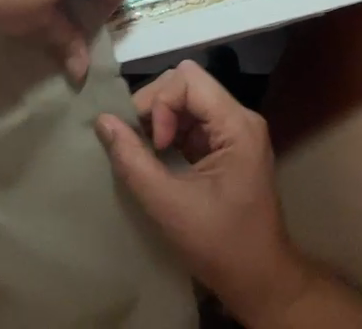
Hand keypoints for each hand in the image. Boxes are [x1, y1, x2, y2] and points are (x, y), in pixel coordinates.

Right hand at [94, 61, 317, 323]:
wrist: (260, 281)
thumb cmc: (220, 245)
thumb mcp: (169, 205)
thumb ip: (133, 160)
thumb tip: (102, 120)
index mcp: (237, 125)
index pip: (188, 79)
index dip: (159, 102)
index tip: (154, 144)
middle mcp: (240, 118)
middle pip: (186, 83)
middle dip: (155, 108)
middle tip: (144, 147)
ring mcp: (234, 131)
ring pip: (185, 99)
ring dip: (159, 121)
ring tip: (148, 154)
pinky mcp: (226, 145)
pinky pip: (190, 120)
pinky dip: (168, 132)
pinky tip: (157, 158)